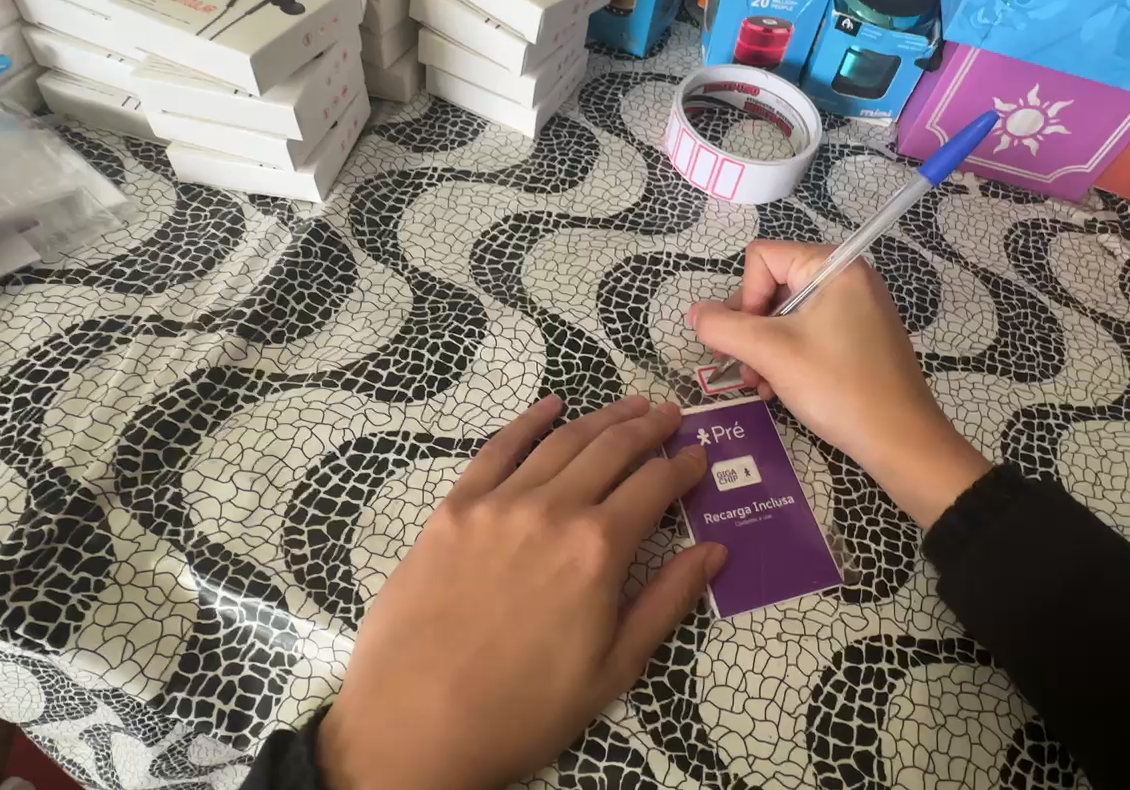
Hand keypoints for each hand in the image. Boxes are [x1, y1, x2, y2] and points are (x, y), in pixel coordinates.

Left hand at [319, 395, 724, 789]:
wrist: (413, 726)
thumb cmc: (524, 708)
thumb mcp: (614, 668)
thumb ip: (668, 600)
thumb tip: (716, 550)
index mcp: (599, 548)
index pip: (655, 485)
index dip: (684, 466)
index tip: (700, 454)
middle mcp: (555, 507)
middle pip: (614, 448)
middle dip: (650, 427)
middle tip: (671, 413)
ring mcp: (501, 500)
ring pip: (564, 440)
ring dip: (604, 416)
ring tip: (630, 404)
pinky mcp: (457, 504)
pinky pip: (499, 447)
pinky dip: (530, 420)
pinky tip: (551, 404)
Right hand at [689, 241, 989, 526]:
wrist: (902, 443)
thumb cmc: (837, 387)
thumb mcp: (771, 353)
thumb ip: (723, 327)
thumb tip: (695, 313)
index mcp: (834, 266)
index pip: (762, 258)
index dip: (743, 297)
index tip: (747, 339)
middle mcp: (848, 277)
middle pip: (772, 285)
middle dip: (750, 329)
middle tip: (743, 367)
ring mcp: (857, 308)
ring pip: (786, 314)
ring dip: (764, 348)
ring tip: (760, 385)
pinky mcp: (860, 336)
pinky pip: (809, 332)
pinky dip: (787, 356)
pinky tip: (779, 388)